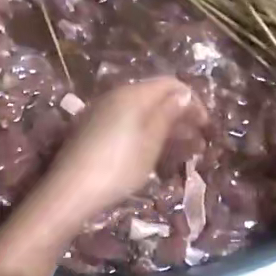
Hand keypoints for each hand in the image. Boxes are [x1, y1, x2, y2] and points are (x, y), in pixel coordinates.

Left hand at [23, 77, 203, 231]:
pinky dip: (142, 132)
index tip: (206, 126)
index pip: (170, 84)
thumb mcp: (151, 142)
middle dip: (178, 115)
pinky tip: (150, 152)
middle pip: (153, 96)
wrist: (70, 191)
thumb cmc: (118, 167)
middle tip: (197, 140)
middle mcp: (113, 96)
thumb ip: (168, 114)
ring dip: (162, 126)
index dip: (192, 101)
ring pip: (138, 111)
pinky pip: (123, 122)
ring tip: (179, 149)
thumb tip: (183, 94)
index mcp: (132, 94)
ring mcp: (98, 112)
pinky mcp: (89, 130)